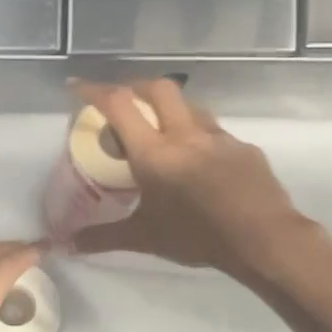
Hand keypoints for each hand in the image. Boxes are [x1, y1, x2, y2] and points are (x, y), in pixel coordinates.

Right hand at [68, 80, 310, 277]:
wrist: (264, 240)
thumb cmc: (197, 237)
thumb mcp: (144, 238)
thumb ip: (103, 237)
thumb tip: (67, 245)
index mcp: (155, 153)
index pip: (120, 105)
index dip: (95, 90)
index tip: (77, 86)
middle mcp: (186, 135)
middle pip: (159, 88)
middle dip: (136, 87)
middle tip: (123, 103)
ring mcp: (220, 138)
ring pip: (189, 107)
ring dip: (169, 110)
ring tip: (159, 132)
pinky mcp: (244, 149)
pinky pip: (214, 132)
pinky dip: (197, 136)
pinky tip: (196, 162)